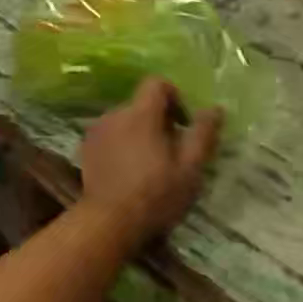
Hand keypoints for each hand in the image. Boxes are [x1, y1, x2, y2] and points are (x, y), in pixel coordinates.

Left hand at [78, 78, 222, 244]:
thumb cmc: (156, 194)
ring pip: (125, 119)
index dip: (174, 96)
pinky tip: (129, 169)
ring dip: (140, 132)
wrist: (110, 218)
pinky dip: (123, 142)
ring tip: (151, 164)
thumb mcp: (189, 169)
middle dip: (160, 120)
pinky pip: (110, 132)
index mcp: (140, 114)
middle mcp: (114, 113)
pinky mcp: (87, 143)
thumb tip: (215, 108)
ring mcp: (97, 127)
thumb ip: (202, 135)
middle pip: (141, 104)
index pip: (156, 83)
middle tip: (173, 152)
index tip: (183, 123)